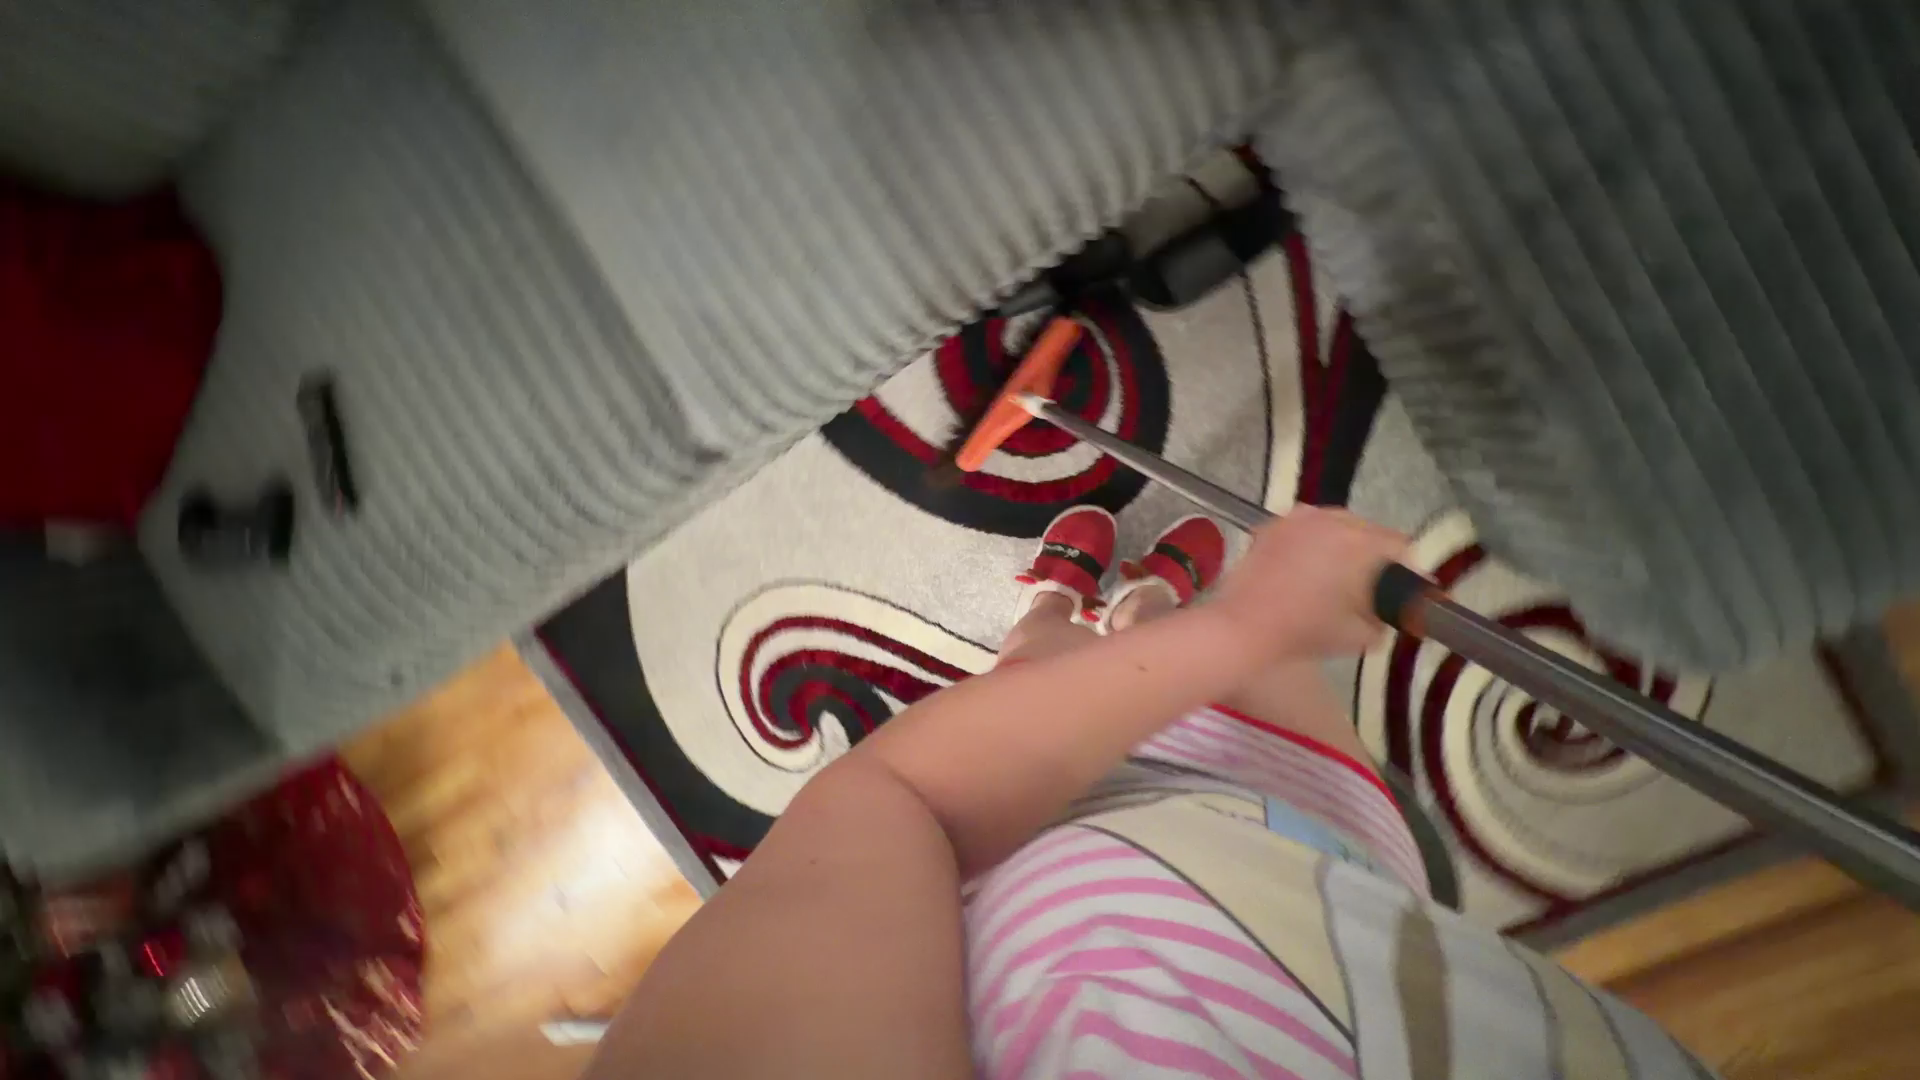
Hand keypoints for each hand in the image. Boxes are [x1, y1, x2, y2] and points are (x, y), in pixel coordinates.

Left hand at [1209, 505, 1411, 657]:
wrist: (1241, 626)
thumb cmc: (1304, 631)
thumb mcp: (1360, 635)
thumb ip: (1385, 619)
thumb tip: (1388, 614)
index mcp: (1360, 542)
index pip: (1401, 547)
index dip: (1408, 570)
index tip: (1406, 591)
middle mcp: (1330, 520)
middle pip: (1369, 531)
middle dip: (1376, 555)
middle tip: (1374, 585)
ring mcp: (1296, 519)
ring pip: (1336, 524)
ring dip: (1345, 544)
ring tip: (1340, 574)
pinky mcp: (1270, 526)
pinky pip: (1305, 527)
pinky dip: (1313, 541)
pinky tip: (1307, 565)